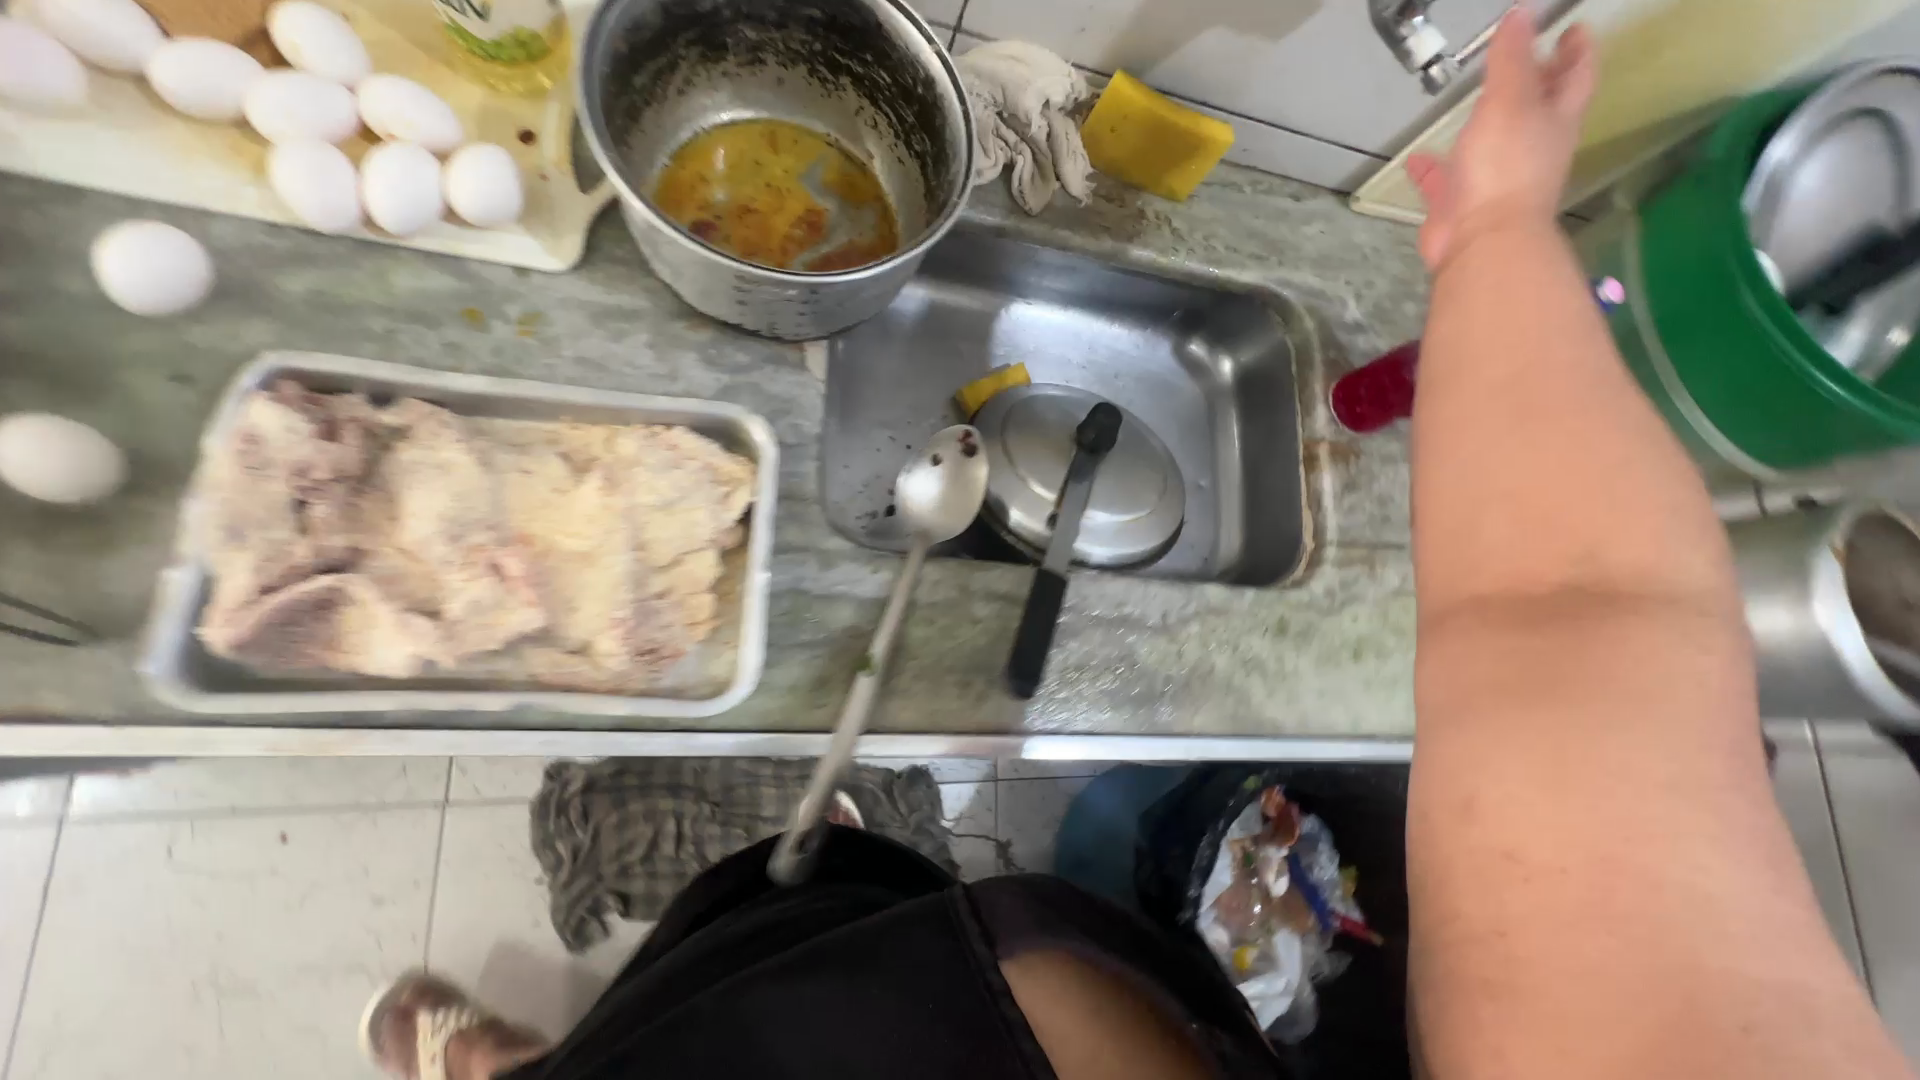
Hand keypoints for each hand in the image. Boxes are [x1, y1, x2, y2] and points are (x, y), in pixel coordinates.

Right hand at [1406, 6, 1596, 270]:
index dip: (1577, 50)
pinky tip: (1416, 159)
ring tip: (1468, 104)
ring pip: (1492, 143)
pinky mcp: (1460, 204)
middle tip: (1523, 60)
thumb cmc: (1504, 168)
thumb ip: (1511, 59)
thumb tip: (1519, 13)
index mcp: (1555, 120)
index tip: (1572, 30)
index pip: (1576, 75)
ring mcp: (1495, 179)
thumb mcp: (1509, 101)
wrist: (1481, 240)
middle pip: (1538, 109)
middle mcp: (1531, 149)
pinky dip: (1432, 169)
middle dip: (1534, 84)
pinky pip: (1446, 179)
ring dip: (1483, 124)